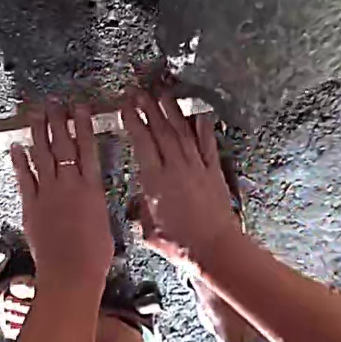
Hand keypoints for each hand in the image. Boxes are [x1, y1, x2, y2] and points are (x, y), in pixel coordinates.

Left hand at [9, 103, 113, 294]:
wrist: (71, 271)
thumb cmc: (95, 255)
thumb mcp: (105, 223)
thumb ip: (95, 204)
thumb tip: (92, 199)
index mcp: (92, 188)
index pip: (88, 147)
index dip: (83, 124)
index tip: (80, 107)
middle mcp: (69, 185)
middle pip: (63, 145)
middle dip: (59, 121)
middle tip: (55, 103)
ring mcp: (48, 194)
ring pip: (42, 155)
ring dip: (38, 132)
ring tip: (35, 113)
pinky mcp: (31, 206)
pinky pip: (24, 178)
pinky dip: (19, 161)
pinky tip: (16, 146)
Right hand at [122, 90, 241, 274]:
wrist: (214, 248)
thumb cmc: (180, 245)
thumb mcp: (148, 232)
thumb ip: (141, 212)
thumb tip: (140, 205)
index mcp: (154, 181)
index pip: (141, 142)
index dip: (133, 121)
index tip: (126, 106)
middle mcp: (175, 169)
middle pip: (160, 130)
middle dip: (148, 108)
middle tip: (140, 92)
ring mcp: (196, 168)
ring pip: (182, 132)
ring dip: (172, 112)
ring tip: (163, 95)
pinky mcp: (213, 174)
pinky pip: (208, 145)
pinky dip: (203, 128)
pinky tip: (200, 115)